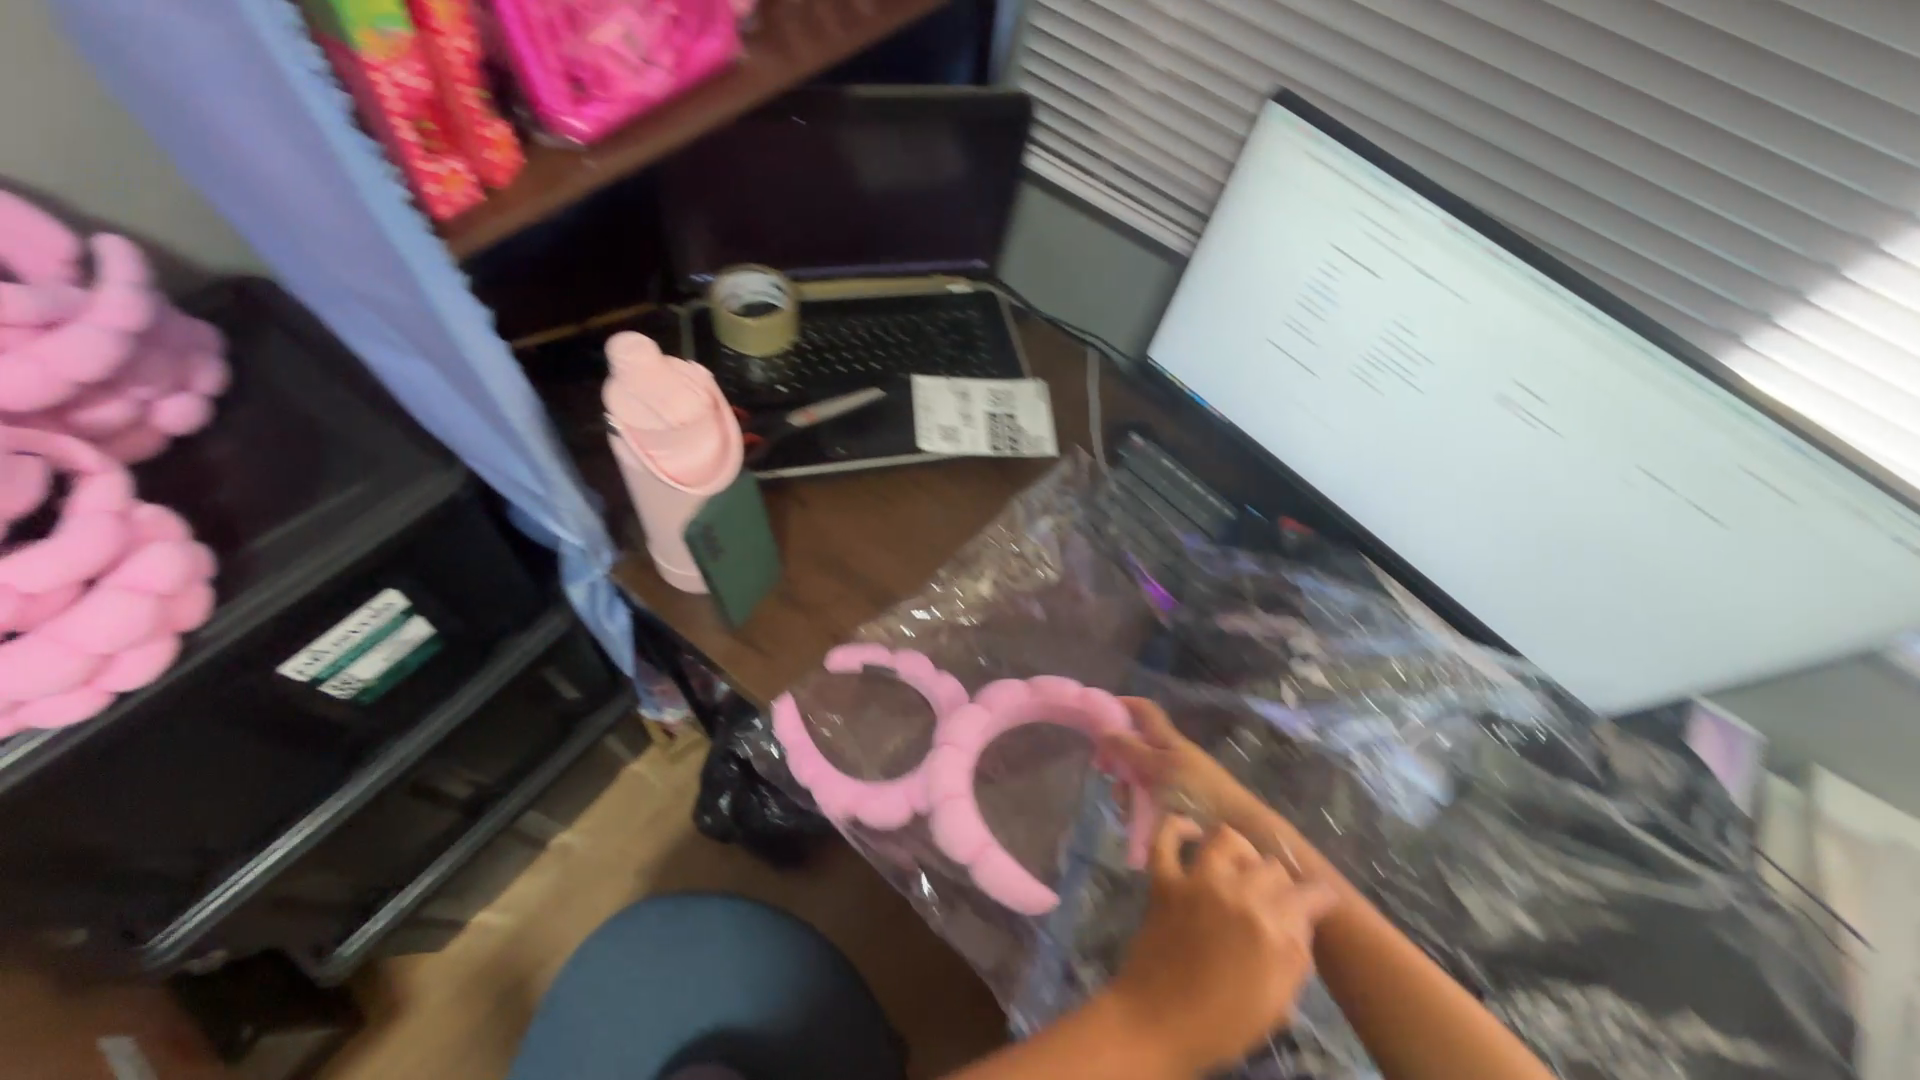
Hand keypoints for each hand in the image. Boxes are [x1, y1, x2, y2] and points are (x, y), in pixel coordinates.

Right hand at [1102, 697, 1264, 830]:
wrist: (1238, 829)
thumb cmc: (1200, 793)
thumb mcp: (1160, 768)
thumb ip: (1131, 750)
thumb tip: (1104, 729)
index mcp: (1167, 739)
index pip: (1143, 710)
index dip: (1123, 705)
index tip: (1097, 713)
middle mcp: (1167, 756)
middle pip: (1132, 748)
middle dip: (1116, 760)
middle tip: (1104, 771)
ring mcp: (1170, 782)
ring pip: (1135, 779)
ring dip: (1125, 791)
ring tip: (1129, 810)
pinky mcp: (1172, 808)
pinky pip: (1144, 803)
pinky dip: (1137, 811)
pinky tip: (1137, 825)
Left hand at [1106, 816, 1340, 1074]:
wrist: (1157, 1024)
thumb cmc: (1221, 1025)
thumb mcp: (1277, 1002)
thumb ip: (1295, 957)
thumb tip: (1299, 923)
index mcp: (1273, 929)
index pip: (1309, 896)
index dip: (1319, 898)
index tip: (1321, 901)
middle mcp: (1239, 895)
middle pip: (1271, 867)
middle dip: (1280, 883)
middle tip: (1274, 899)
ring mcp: (1198, 883)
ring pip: (1227, 840)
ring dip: (1240, 852)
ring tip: (1240, 868)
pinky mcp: (1164, 882)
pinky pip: (1165, 840)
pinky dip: (1177, 829)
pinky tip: (1190, 833)